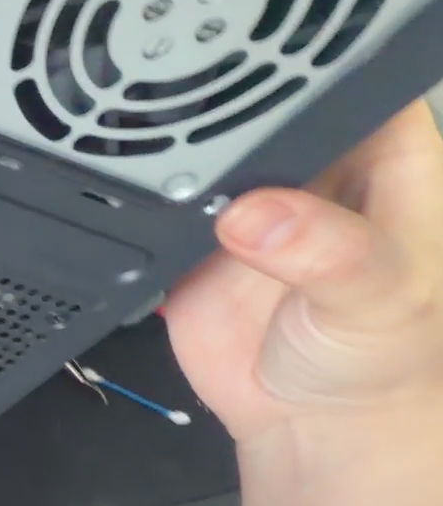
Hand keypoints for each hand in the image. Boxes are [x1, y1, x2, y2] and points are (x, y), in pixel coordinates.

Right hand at [164, 101, 442, 443]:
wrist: (307, 419)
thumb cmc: (379, 351)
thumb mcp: (378, 295)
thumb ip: (324, 251)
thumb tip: (247, 215)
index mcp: (382, 166)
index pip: (348, 96)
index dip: (308, 85)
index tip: (255, 92)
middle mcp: (309, 184)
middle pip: (260, 130)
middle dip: (223, 134)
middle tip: (185, 147)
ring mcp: (242, 224)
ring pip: (199, 176)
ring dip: (169, 179)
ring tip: (145, 183)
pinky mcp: (185, 261)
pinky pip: (153, 231)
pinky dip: (134, 226)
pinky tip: (123, 223)